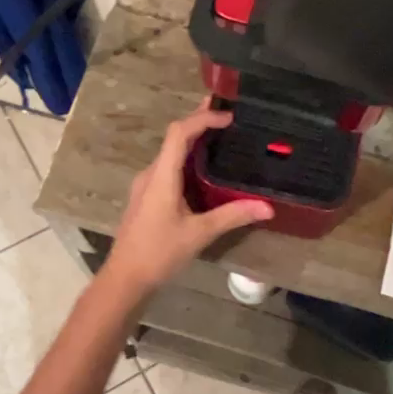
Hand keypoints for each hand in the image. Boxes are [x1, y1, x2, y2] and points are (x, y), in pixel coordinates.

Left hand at [104, 103, 273, 290]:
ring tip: (220, 136)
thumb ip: (232, 216)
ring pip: (171, 153)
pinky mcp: (147, 197)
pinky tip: (204, 170)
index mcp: (161, 176)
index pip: (179, 133)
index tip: (228, 117)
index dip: (202, 119)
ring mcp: (146, 186)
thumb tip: (268, 207)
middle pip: (174, 138)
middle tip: (227, 114)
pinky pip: (168, 168)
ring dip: (193, 141)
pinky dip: (187, 160)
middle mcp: (151, 174)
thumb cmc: (159, 253)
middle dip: (199, 123)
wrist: (125, 278)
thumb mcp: (199, 234)